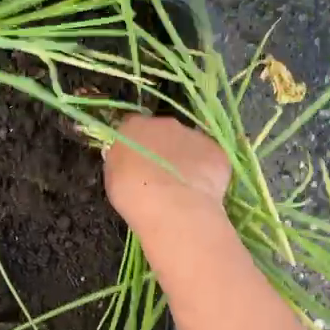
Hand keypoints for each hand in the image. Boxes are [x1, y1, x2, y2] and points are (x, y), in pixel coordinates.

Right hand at [104, 113, 232, 231]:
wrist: (171, 205)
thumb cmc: (131, 193)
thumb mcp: (113, 175)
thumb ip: (123, 160)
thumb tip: (132, 160)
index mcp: (134, 126)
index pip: (134, 128)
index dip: (137, 145)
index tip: (137, 162)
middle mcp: (165, 123)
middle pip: (164, 132)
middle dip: (163, 149)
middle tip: (160, 175)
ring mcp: (194, 135)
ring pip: (189, 144)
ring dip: (186, 159)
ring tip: (183, 186)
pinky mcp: (217, 150)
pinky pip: (209, 158)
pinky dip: (206, 171)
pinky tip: (201, 190)